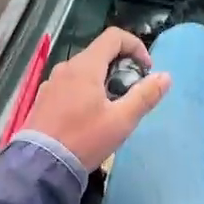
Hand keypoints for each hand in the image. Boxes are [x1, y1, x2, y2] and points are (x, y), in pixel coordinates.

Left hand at [24, 27, 171, 169]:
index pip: (114, 37)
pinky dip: (87, 90)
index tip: (145, 70)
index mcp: (85, 66)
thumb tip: (164, 77)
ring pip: (85, 70)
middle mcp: (66, 67)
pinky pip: (71, 84)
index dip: (135, 46)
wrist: (39, 166)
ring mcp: (52, 82)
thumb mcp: (121, 121)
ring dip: (104, 79)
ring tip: (112, 107)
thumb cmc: (84, 139)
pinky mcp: (44, 99)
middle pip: (100, 53)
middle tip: (132, 92)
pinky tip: (89, 117)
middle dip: (122, 66)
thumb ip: (145, 96)